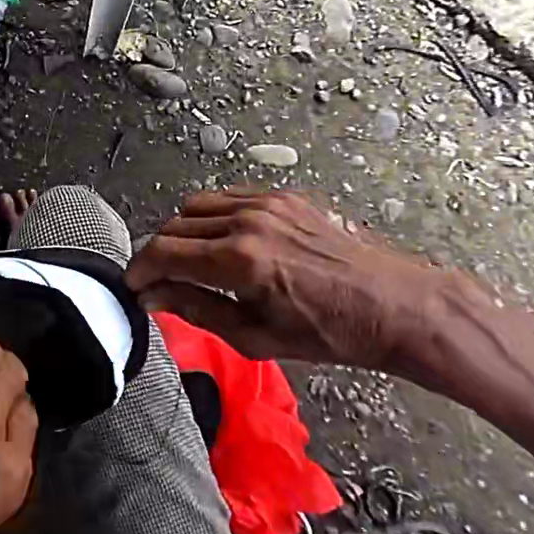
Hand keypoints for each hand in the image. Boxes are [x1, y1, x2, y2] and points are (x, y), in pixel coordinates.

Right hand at [126, 190, 449, 369]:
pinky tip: (221, 242)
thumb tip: (153, 297)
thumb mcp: (254, 336)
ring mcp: (268, 204)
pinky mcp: (285, 197)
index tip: (135, 285)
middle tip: (160, 280)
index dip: (140, 270)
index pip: (163, 252)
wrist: (398, 306)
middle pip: (173, 226)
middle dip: (158, 254)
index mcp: (239, 260)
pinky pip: (227, 198)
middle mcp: (249, 222)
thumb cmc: (332, 332)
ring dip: (182, 233)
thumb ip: (195, 309)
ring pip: (195, 206)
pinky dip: (211, 217)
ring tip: (189, 261)